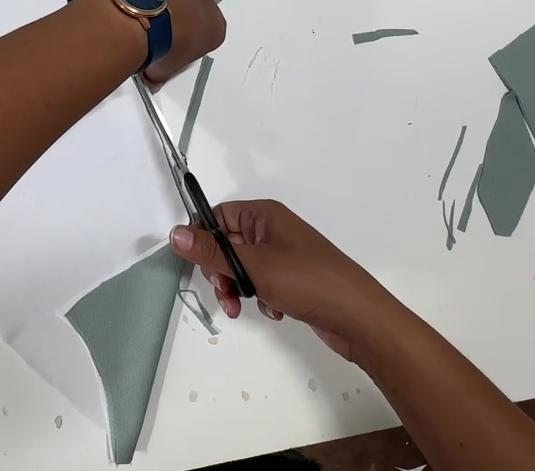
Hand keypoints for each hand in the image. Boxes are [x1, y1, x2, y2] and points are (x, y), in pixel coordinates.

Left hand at [125, 0, 224, 88]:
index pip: (204, 36)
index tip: (167, 50)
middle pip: (192, 8)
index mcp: (215, 27)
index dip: (184, 44)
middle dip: (177, 17)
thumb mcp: (164, 71)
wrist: (142, 20)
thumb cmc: (162, 49)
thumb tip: (152, 81)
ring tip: (140, 12)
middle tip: (153, 30)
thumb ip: (162, 74)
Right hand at [169, 199, 398, 362]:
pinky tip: (275, 310)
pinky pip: (262, 282)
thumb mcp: (253, 265)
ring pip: (243, 266)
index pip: (217, 216)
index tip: (197, 265)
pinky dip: (261, 297)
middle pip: (227, 243)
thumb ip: (211, 251)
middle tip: (225, 292)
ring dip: (238, 287)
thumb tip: (174, 233)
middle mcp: (272, 229)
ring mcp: (284, 255)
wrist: (360, 319)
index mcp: (263, 215)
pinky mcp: (293, 279)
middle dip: (221, 271)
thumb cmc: (307, 281)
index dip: (203, 239)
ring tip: (242, 308)